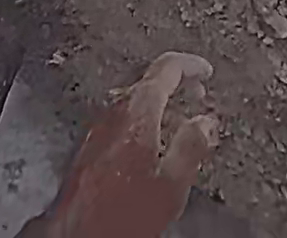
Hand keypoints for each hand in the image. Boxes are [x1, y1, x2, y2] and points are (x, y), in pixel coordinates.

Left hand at [21, 53, 219, 237]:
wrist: (78, 231)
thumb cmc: (122, 211)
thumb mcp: (170, 185)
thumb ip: (191, 147)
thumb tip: (207, 121)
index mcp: (138, 110)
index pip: (166, 68)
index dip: (190, 66)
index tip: (206, 71)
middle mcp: (116, 108)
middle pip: (149, 79)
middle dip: (177, 82)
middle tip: (198, 94)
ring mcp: (101, 122)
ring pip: (136, 97)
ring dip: (161, 100)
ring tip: (181, 118)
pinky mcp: (94, 139)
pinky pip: (124, 113)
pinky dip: (145, 114)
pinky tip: (154, 138)